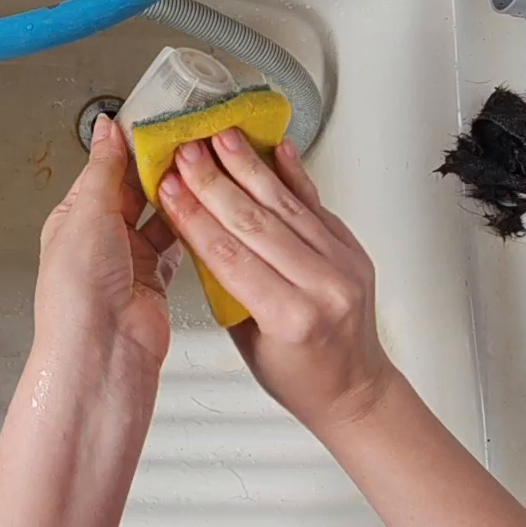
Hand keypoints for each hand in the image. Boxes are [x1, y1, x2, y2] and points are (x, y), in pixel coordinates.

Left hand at [35, 115, 181, 372]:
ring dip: (175, 196)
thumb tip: (105, 128)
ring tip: (199, 168)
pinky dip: (189, 226)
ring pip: (158, 216)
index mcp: (74, 217)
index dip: (128, 147)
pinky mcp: (156, 278)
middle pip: (133, 191)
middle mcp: (101, 237)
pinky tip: (202, 206)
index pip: (104, 171)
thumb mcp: (88, 214)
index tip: (156, 125)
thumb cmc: (77, 290)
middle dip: (157, 169)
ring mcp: (130, 258)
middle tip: (186, 142)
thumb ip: (104, 169)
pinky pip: (177, 244)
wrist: (102, 350)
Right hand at [155, 130, 396, 434]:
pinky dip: (293, 173)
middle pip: (255, 221)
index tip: (170, 186)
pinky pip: (316, 203)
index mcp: (290, 317)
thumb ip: (223, 283)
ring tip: (221, 137)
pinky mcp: (351, 247)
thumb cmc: (298, 375)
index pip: (229, 254)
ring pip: (285, 204)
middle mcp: (322, 285)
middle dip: (214, 181)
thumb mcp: (244, 338)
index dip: (194, 216)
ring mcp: (343, 262)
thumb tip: (194, 228)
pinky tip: (276, 148)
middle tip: (186, 152)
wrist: (356, 389)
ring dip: (248, 166)